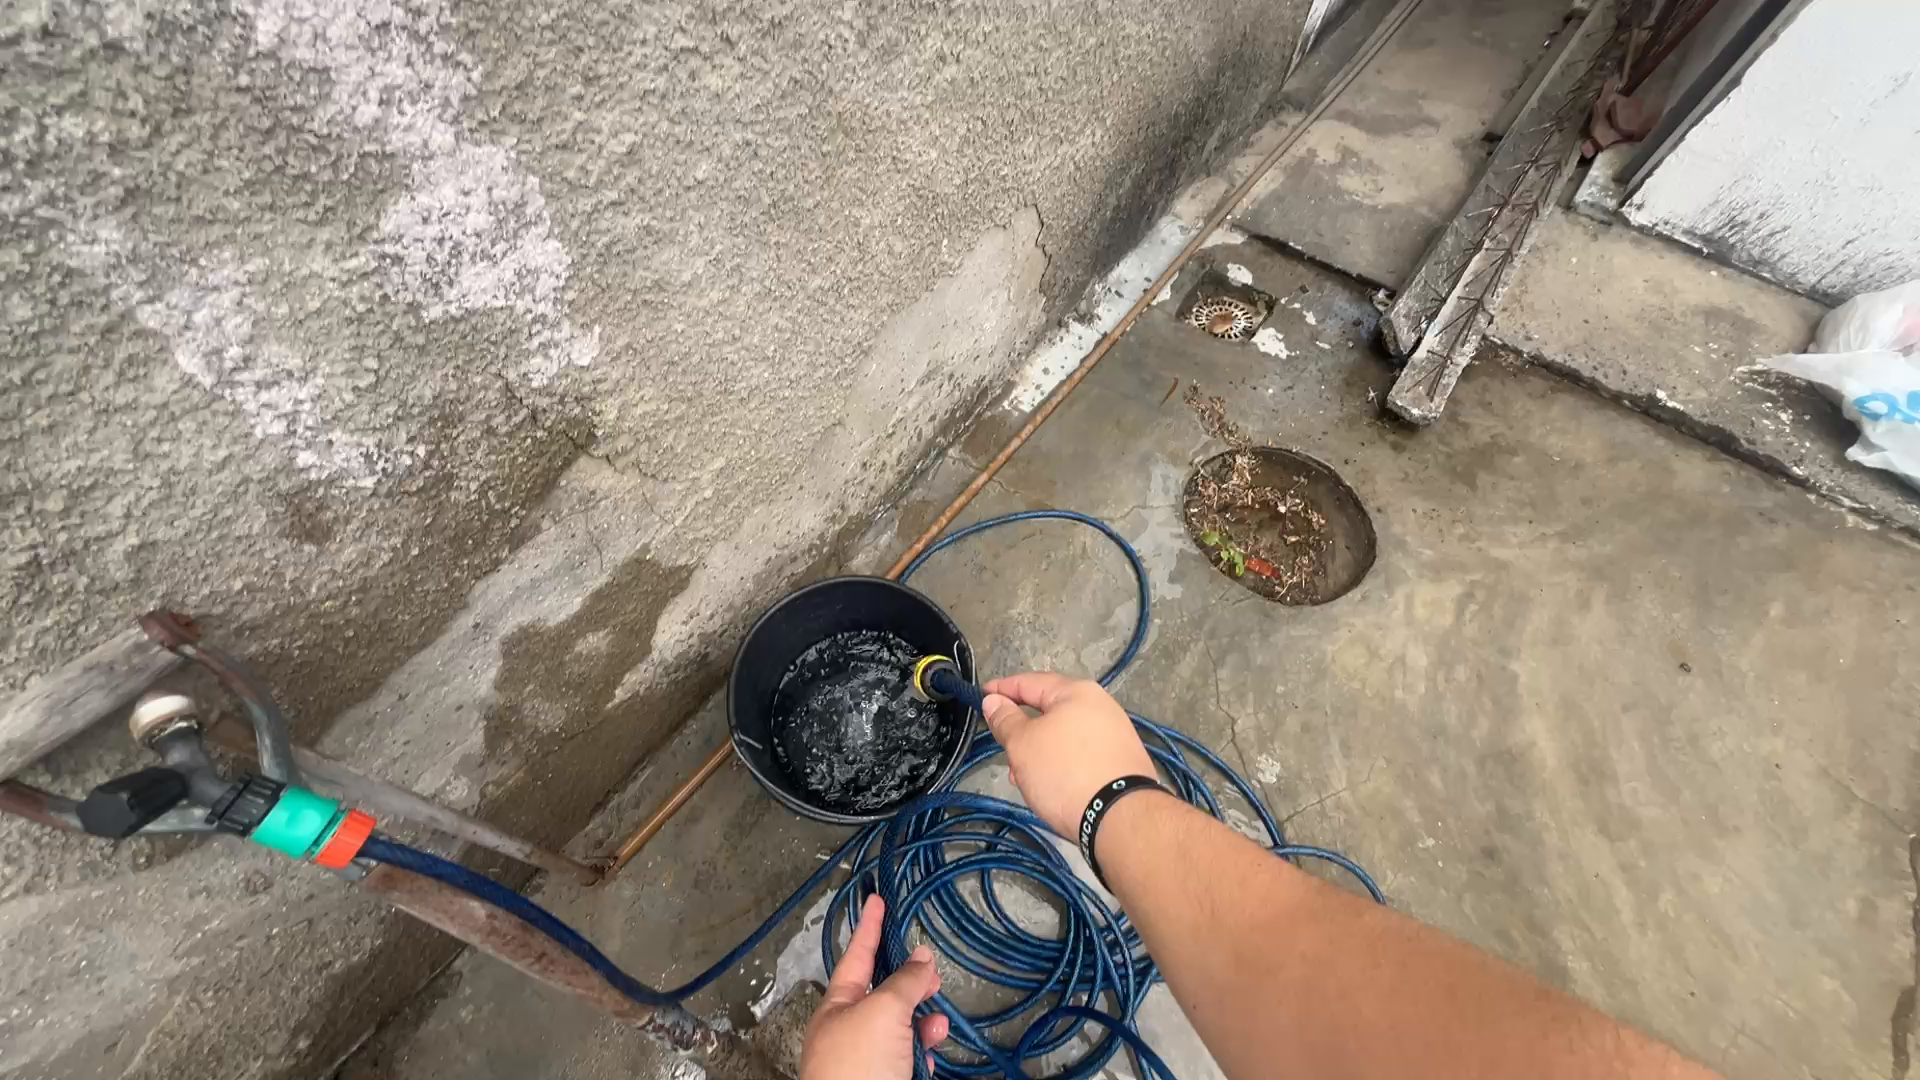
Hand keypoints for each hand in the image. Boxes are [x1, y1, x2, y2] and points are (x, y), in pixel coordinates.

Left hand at [802, 895, 949, 1079]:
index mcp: (837, 1006)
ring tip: (936, 1022)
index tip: (876, 899)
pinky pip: (909, 1056)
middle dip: (910, 980)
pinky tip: (932, 1052)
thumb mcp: (884, 1010)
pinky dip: (923, 1049)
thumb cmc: (860, 1065)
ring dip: (923, 1020)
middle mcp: (850, 1030)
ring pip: (901, 1026)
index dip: (869, 925)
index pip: (856, 954)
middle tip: (932, 970)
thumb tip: (923, 958)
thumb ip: (905, 980)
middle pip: (883, 991)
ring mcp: (868, 1060)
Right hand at [981, 672, 1156, 837]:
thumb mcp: (1023, 744)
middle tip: (1003, 745)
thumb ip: (1005, 720)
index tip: (982, 696)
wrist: (1120, 818)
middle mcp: (1101, 706)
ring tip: (1023, 776)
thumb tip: (994, 701)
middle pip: (1050, 709)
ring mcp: (1115, 734)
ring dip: (1039, 751)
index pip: (1029, 682)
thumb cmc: (1066, 772)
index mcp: (1076, 692)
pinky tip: (1050, 785)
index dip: (1002, 689)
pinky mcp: (1122, 762)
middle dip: (1022, 728)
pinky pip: (1081, 753)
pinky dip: (1061, 763)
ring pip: (1064, 735)